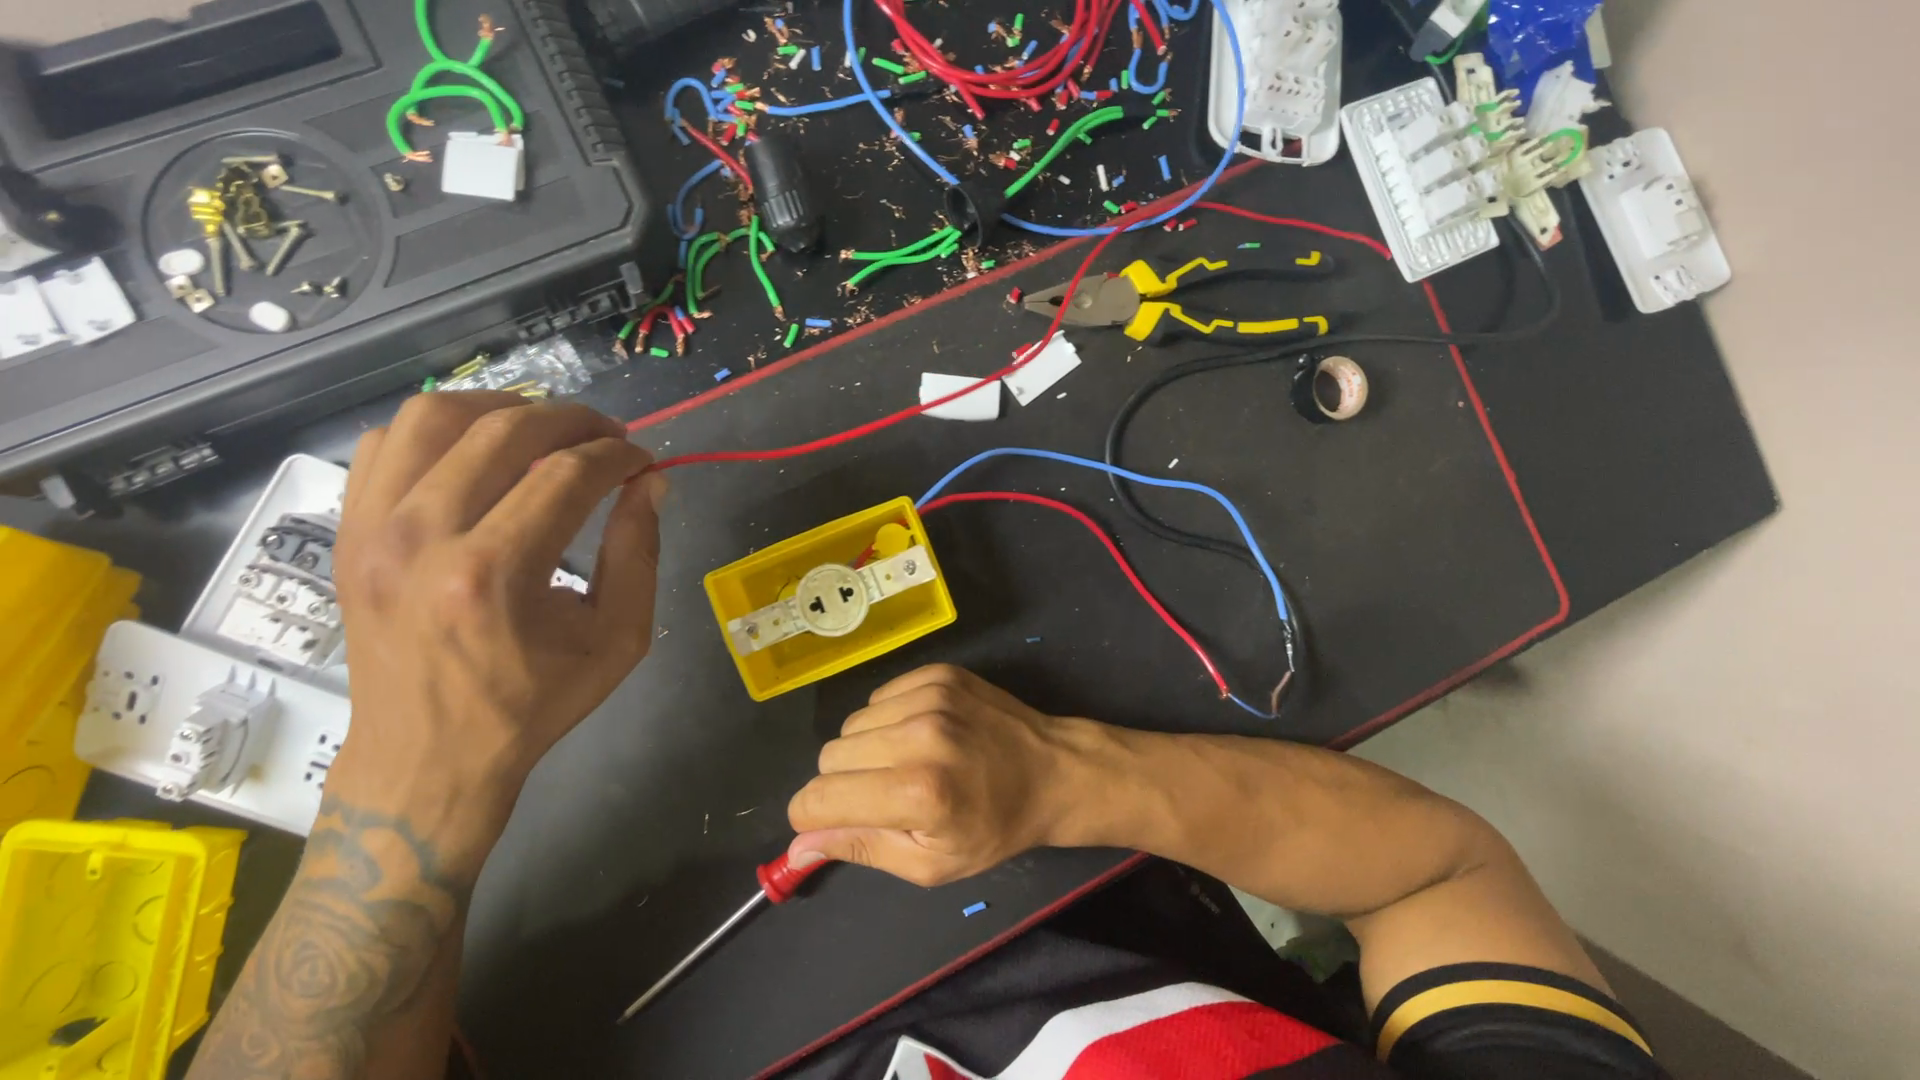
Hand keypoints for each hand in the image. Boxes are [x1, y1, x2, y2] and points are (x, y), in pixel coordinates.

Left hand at [329, 392, 664, 878]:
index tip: (645, 463)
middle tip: (608, 436)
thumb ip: (638, 554)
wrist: (427, 755)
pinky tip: (477, 449)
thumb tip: (650, 483)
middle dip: (573, 421)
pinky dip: (438, 428)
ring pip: (433, 416)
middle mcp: (422, 538)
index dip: (618, 455)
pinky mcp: (349, 531)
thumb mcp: (615, 640)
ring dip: (501, 408)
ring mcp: (372, 529)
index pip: (567, 474)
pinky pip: (386, 442)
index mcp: (493, 576)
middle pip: (504, 431)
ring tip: (543, 429)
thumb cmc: (532, 704)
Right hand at [786, 665, 1092, 885]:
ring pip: (852, 725)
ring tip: (909, 765)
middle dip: (844, 783)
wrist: (1053, 772)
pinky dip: (888, 720)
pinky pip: (878, 698)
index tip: (829, 823)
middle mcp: (919, 735)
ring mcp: (930, 697)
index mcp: (918, 792)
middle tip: (886, 798)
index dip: (811, 816)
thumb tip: (797, 848)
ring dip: (867, 750)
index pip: (819, 797)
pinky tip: (922, 736)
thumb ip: (860, 849)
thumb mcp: (930, 863)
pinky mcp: (938, 673)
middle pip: (830, 756)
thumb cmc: (993, 828)